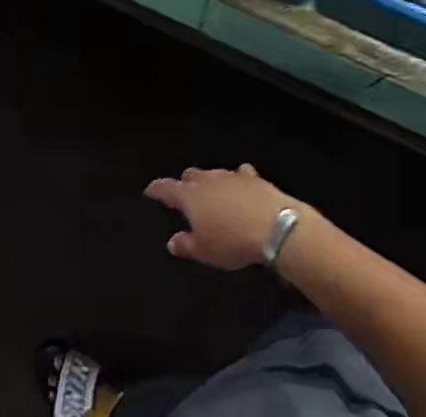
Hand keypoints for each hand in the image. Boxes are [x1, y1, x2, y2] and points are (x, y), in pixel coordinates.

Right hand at [145, 164, 306, 270]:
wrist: (276, 227)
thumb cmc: (233, 241)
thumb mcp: (206, 251)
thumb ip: (186, 245)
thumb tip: (172, 242)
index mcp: (189, 197)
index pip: (166, 188)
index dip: (156, 189)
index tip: (150, 190)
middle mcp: (206, 181)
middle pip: (190, 175)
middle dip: (185, 183)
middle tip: (185, 194)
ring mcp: (230, 176)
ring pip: (213, 173)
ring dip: (210, 182)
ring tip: (212, 193)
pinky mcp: (253, 178)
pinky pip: (240, 174)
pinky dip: (238, 180)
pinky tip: (241, 184)